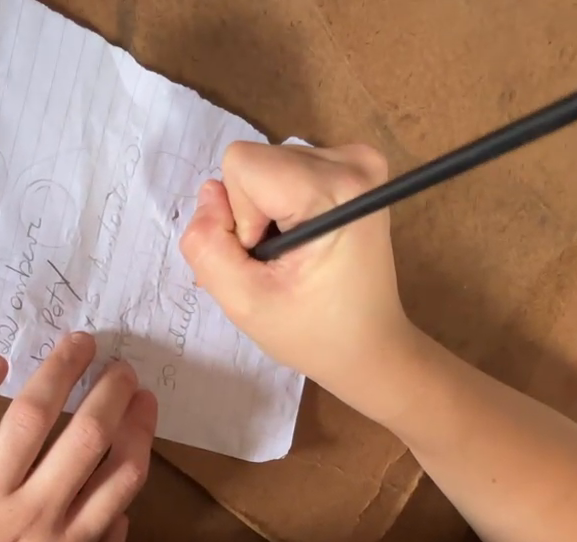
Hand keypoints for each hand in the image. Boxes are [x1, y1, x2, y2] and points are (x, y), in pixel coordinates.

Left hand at [0, 333, 157, 541]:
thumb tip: (121, 515)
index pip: (121, 476)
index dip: (140, 430)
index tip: (145, 400)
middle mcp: (33, 517)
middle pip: (86, 437)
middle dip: (111, 391)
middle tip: (119, 364)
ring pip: (29, 419)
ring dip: (59, 373)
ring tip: (78, 343)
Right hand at [179, 141, 415, 398]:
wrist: (368, 346)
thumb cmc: (311, 333)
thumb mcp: (244, 302)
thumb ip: (208, 246)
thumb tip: (208, 194)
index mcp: (332, 189)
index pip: (241, 164)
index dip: (239, 216)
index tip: (267, 258)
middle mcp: (350, 161)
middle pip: (256, 163)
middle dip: (252, 214)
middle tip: (276, 265)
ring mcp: (357, 161)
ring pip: (268, 166)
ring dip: (265, 214)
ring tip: (290, 259)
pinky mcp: (355, 169)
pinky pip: (288, 171)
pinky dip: (282, 208)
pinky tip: (300, 245)